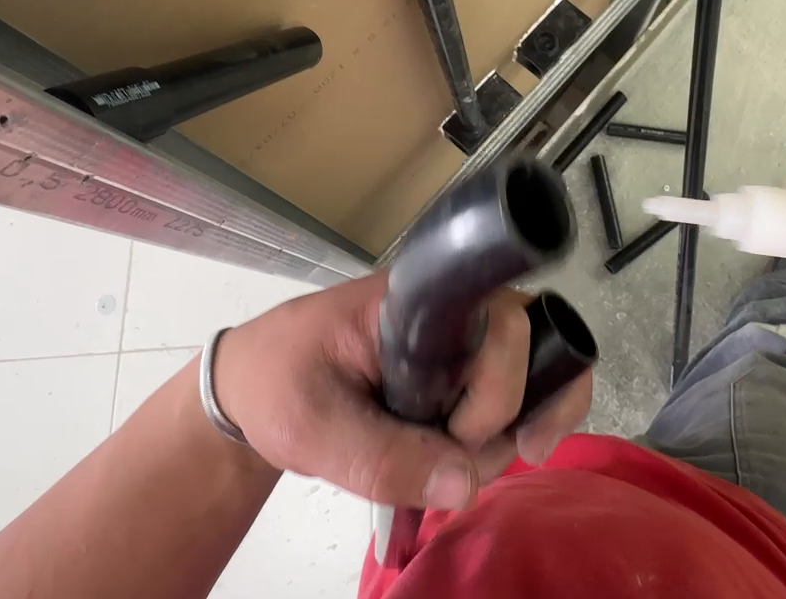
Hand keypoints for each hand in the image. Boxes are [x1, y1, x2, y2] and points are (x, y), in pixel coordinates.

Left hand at [212, 273, 591, 510]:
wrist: (255, 380)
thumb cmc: (277, 384)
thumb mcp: (313, 428)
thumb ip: (382, 458)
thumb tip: (465, 484)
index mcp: (417, 302)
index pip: (500, 322)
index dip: (501, 386)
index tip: (478, 443)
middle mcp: (452, 309)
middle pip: (529, 348)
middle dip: (508, 419)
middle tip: (462, 464)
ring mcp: (459, 336)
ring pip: (528, 373)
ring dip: (504, 435)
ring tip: (449, 470)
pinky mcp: (458, 365)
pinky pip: (510, 387)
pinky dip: (510, 427)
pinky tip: (477, 461)